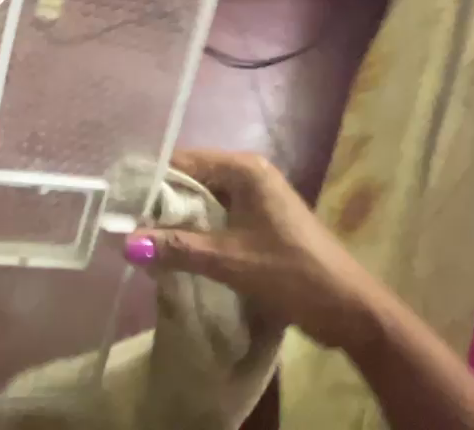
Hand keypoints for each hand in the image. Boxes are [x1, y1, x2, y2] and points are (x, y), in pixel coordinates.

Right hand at [127, 149, 387, 352]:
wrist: (352, 311)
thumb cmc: (293, 274)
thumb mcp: (230, 261)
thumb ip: (177, 248)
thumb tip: (125, 244)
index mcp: (243, 169)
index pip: (182, 163)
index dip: (150, 183)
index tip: (120, 207)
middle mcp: (248, 173)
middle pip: (191, 180)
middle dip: (161, 204)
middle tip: (128, 228)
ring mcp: (257, 196)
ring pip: (203, 200)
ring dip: (179, 220)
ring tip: (146, 241)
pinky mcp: (261, 219)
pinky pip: (218, 215)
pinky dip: (198, 230)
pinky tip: (178, 250)